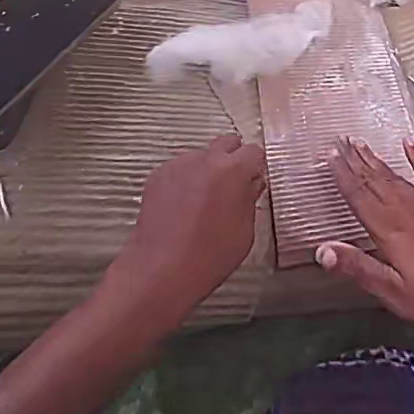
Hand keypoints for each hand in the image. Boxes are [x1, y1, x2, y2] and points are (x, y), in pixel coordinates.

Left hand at [106, 135, 266, 311]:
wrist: (160, 270)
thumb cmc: (208, 256)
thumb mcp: (244, 233)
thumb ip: (250, 200)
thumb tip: (251, 185)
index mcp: (232, 170)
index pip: (253, 151)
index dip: (255, 167)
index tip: (253, 181)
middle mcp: (205, 159)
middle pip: (226, 142)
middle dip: (232, 158)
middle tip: (231, 186)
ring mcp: (179, 164)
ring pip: (201, 156)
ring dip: (206, 170)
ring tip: (201, 203)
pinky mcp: (158, 174)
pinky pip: (180, 169)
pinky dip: (184, 180)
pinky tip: (181, 208)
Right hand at [317, 140, 413, 350]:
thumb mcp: (396, 294)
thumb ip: (359, 268)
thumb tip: (322, 250)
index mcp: (390, 229)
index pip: (358, 195)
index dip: (342, 175)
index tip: (328, 156)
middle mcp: (406, 209)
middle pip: (373, 179)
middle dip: (354, 159)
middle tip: (338, 140)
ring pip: (394, 174)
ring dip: (374, 158)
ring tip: (359, 143)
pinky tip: (407, 145)